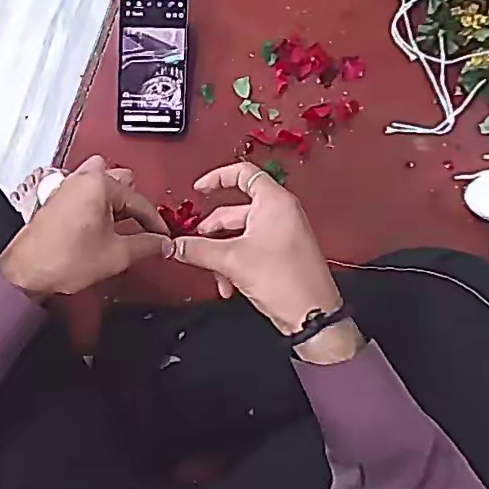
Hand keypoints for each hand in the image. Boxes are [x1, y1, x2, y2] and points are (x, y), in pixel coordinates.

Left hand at [0, 156, 172, 296]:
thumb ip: (147, 245)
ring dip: (115, 200)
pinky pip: (86, 191)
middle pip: (122, 183)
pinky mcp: (57, 198)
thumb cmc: (62, 259)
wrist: (26, 273)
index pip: (140, 201)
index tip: (162, 237)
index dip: (155, 223)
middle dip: (135, 206)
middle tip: (141, 230)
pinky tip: (100, 226)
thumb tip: (162, 243)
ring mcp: (67, 186)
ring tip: (121, 225)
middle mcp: (83, 178)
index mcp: (100, 184)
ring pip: (103, 182)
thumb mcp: (118, 254)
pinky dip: (98, 203)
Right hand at [169, 162, 343, 334]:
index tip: (199, 189)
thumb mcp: (232, 260)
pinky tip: (228, 283)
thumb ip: (199, 249)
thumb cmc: (286, 281)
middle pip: (236, 209)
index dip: (217, 177)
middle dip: (214, 229)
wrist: (312, 315)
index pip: (243, 173)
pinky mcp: (282, 253)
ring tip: (212, 269)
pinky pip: (251, 248)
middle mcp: (280, 212)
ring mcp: (283, 233)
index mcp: (274, 202)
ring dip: (223, 251)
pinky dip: (236, 261)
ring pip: (241, 233)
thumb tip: (177, 245)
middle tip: (196, 240)